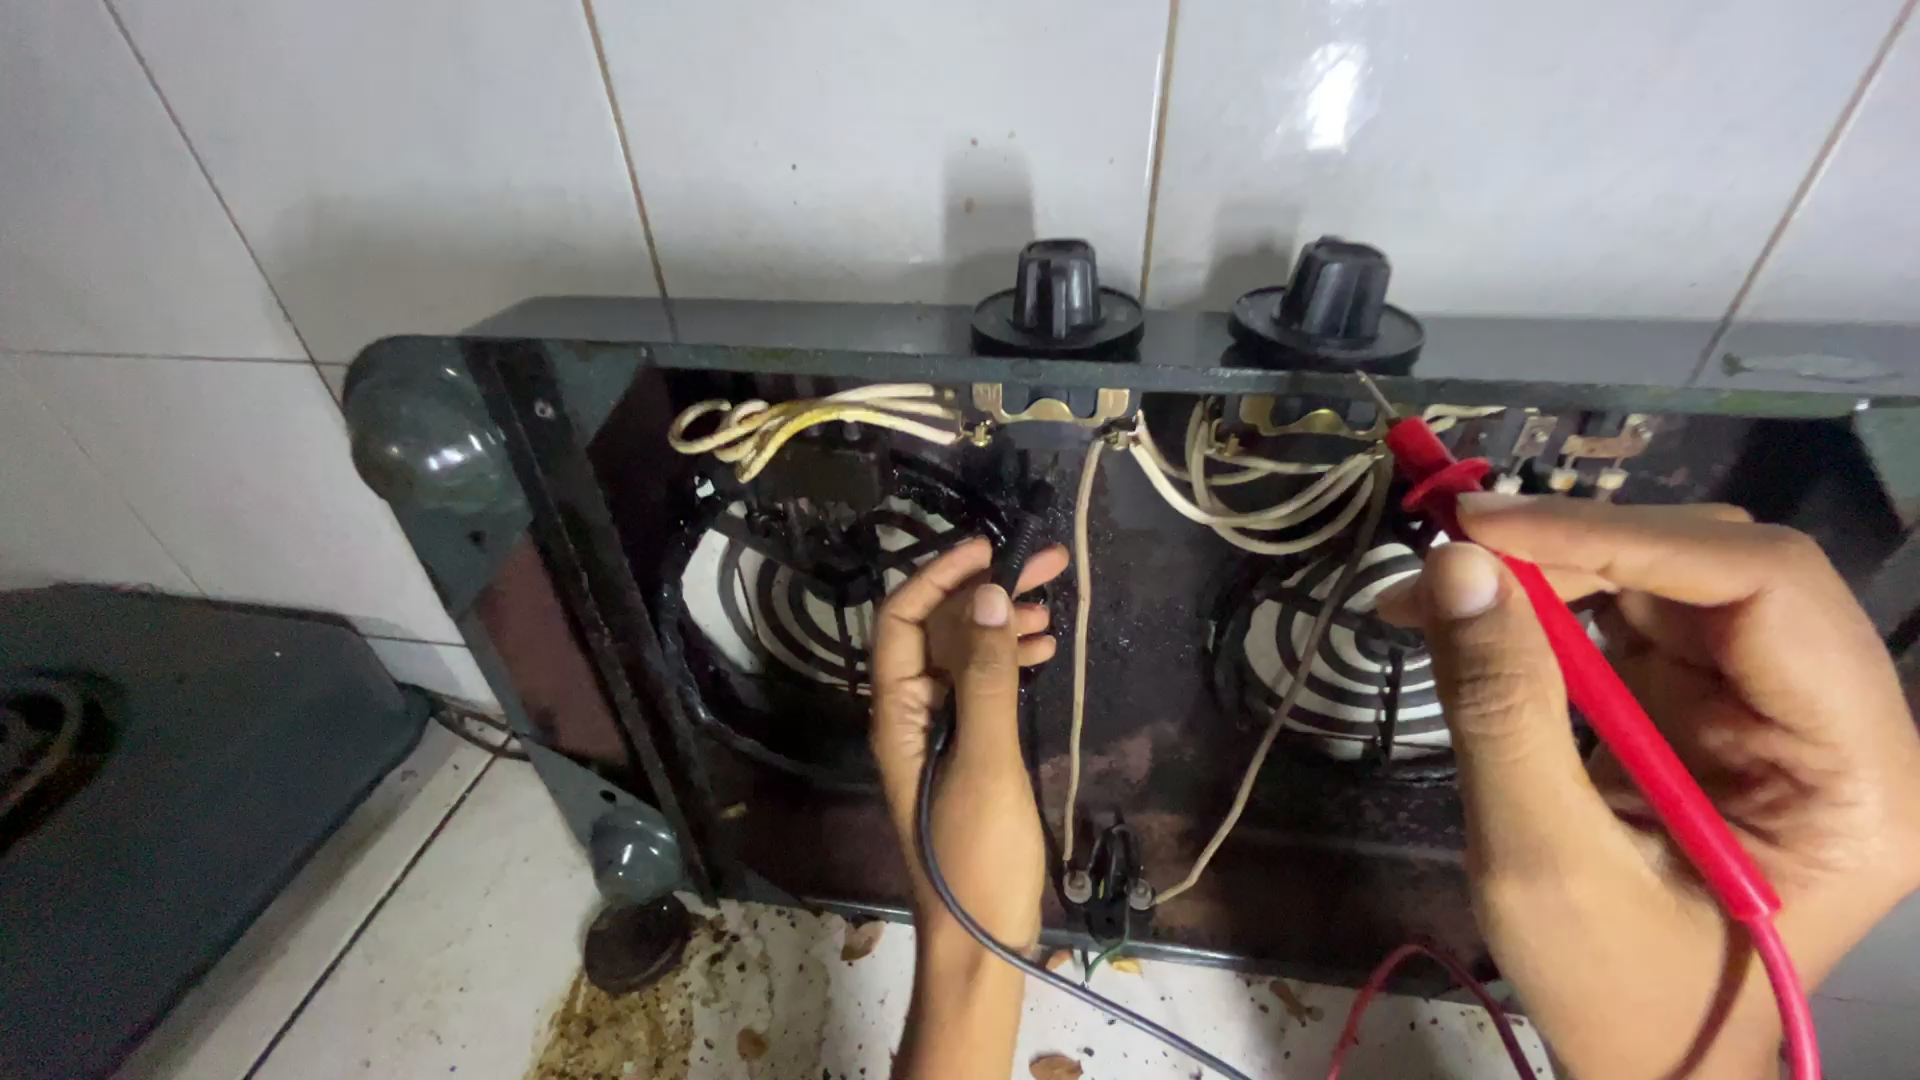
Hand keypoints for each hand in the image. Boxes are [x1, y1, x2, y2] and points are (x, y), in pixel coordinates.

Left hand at [870, 535, 1068, 948]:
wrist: (984, 934)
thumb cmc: (975, 853)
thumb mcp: (985, 761)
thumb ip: (985, 678)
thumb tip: (990, 597)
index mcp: (897, 709)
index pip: (903, 619)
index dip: (939, 576)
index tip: (989, 550)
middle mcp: (912, 708)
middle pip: (943, 630)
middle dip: (988, 591)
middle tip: (1047, 562)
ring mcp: (942, 727)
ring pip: (969, 653)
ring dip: (1006, 623)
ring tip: (1055, 601)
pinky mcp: (970, 744)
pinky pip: (986, 685)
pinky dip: (1012, 661)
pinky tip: (1045, 649)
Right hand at [1380, 494, 1919, 1078]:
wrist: (1638, 1055)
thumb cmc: (1611, 984)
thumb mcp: (1538, 854)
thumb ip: (1500, 707)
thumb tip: (1454, 566)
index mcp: (1848, 770)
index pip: (1760, 589)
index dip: (1616, 536)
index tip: (1478, 528)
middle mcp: (1818, 719)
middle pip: (1711, 570)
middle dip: (1572, 546)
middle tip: (1445, 555)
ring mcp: (1746, 710)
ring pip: (1656, 582)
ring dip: (1540, 570)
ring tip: (1428, 593)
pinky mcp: (1679, 710)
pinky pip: (1611, 622)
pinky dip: (1529, 607)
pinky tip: (1458, 619)